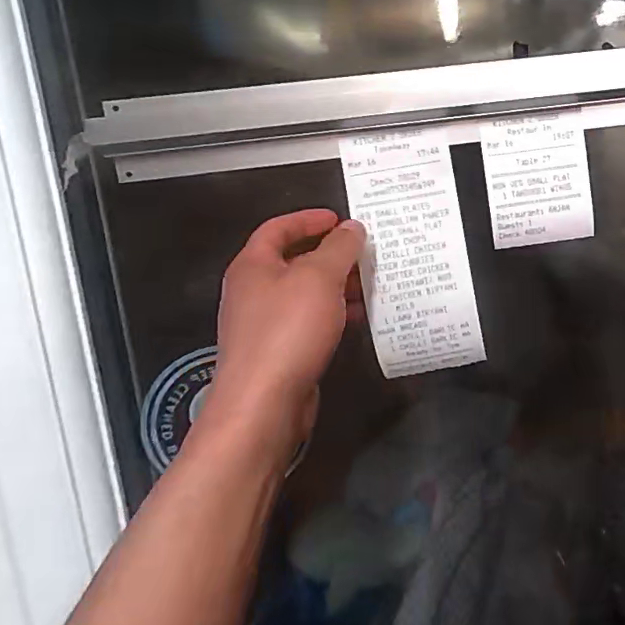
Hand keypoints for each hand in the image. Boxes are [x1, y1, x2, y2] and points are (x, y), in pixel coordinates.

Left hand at [189, 209, 365, 469]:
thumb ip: (339, 248)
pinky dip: (334, 313)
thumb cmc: (288, 330)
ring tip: (371, 282)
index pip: (278, 229)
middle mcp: (254, 291)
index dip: (308, 219)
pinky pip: (310, 321)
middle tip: (364, 251)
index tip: (340, 219)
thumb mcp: (319, 278)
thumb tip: (352, 228)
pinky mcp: (280, 351)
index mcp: (253, 266)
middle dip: (331, 254)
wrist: (263, 404)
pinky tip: (360, 316)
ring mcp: (265, 324)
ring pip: (306, 293)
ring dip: (337, 285)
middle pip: (294, 261)